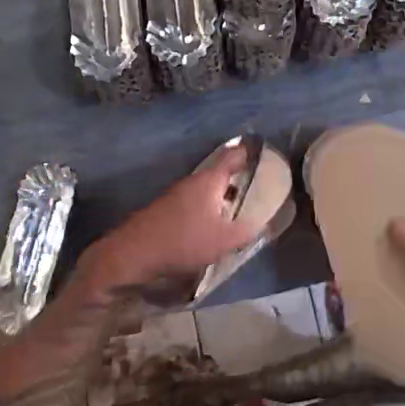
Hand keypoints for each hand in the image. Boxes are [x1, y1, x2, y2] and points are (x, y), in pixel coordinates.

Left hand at [80, 144, 260, 295]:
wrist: (133, 253)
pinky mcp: (169, 209)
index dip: (254, 152)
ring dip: (226, 197)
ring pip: (210, 190)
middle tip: (265, 190)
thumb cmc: (183, 241)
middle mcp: (193, 181)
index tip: (271, 156)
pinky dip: (212, 208)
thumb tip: (268, 221)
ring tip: (245, 211)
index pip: (236, 155)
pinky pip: (198, 202)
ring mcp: (178, 194)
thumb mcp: (225, 240)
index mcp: (210, 180)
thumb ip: (250, 229)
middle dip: (243, 180)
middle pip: (223, 173)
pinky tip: (217, 226)